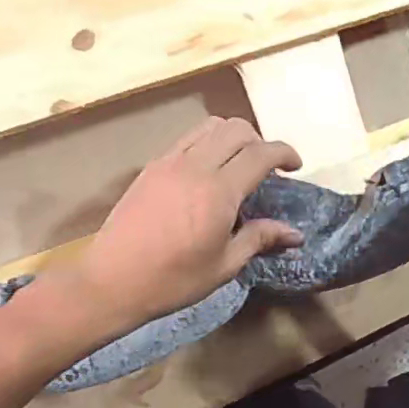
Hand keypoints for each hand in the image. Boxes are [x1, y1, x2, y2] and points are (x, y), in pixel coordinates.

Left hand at [74, 117, 302, 327]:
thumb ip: (259, 239)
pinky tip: (209, 173)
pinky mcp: (151, 167)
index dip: (284, 153)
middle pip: (236, 129)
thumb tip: (294, 233)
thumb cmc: (174, 280)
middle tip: (267, 168)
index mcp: (218, 192)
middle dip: (260, 141)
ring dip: (232, 137)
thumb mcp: (224, 265)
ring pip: (209, 127)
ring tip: (239, 164)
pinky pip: (187, 140)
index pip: (260, 154)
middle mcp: (195, 166)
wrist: (113, 280)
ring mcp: (169, 162)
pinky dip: (207, 144)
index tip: (295, 166)